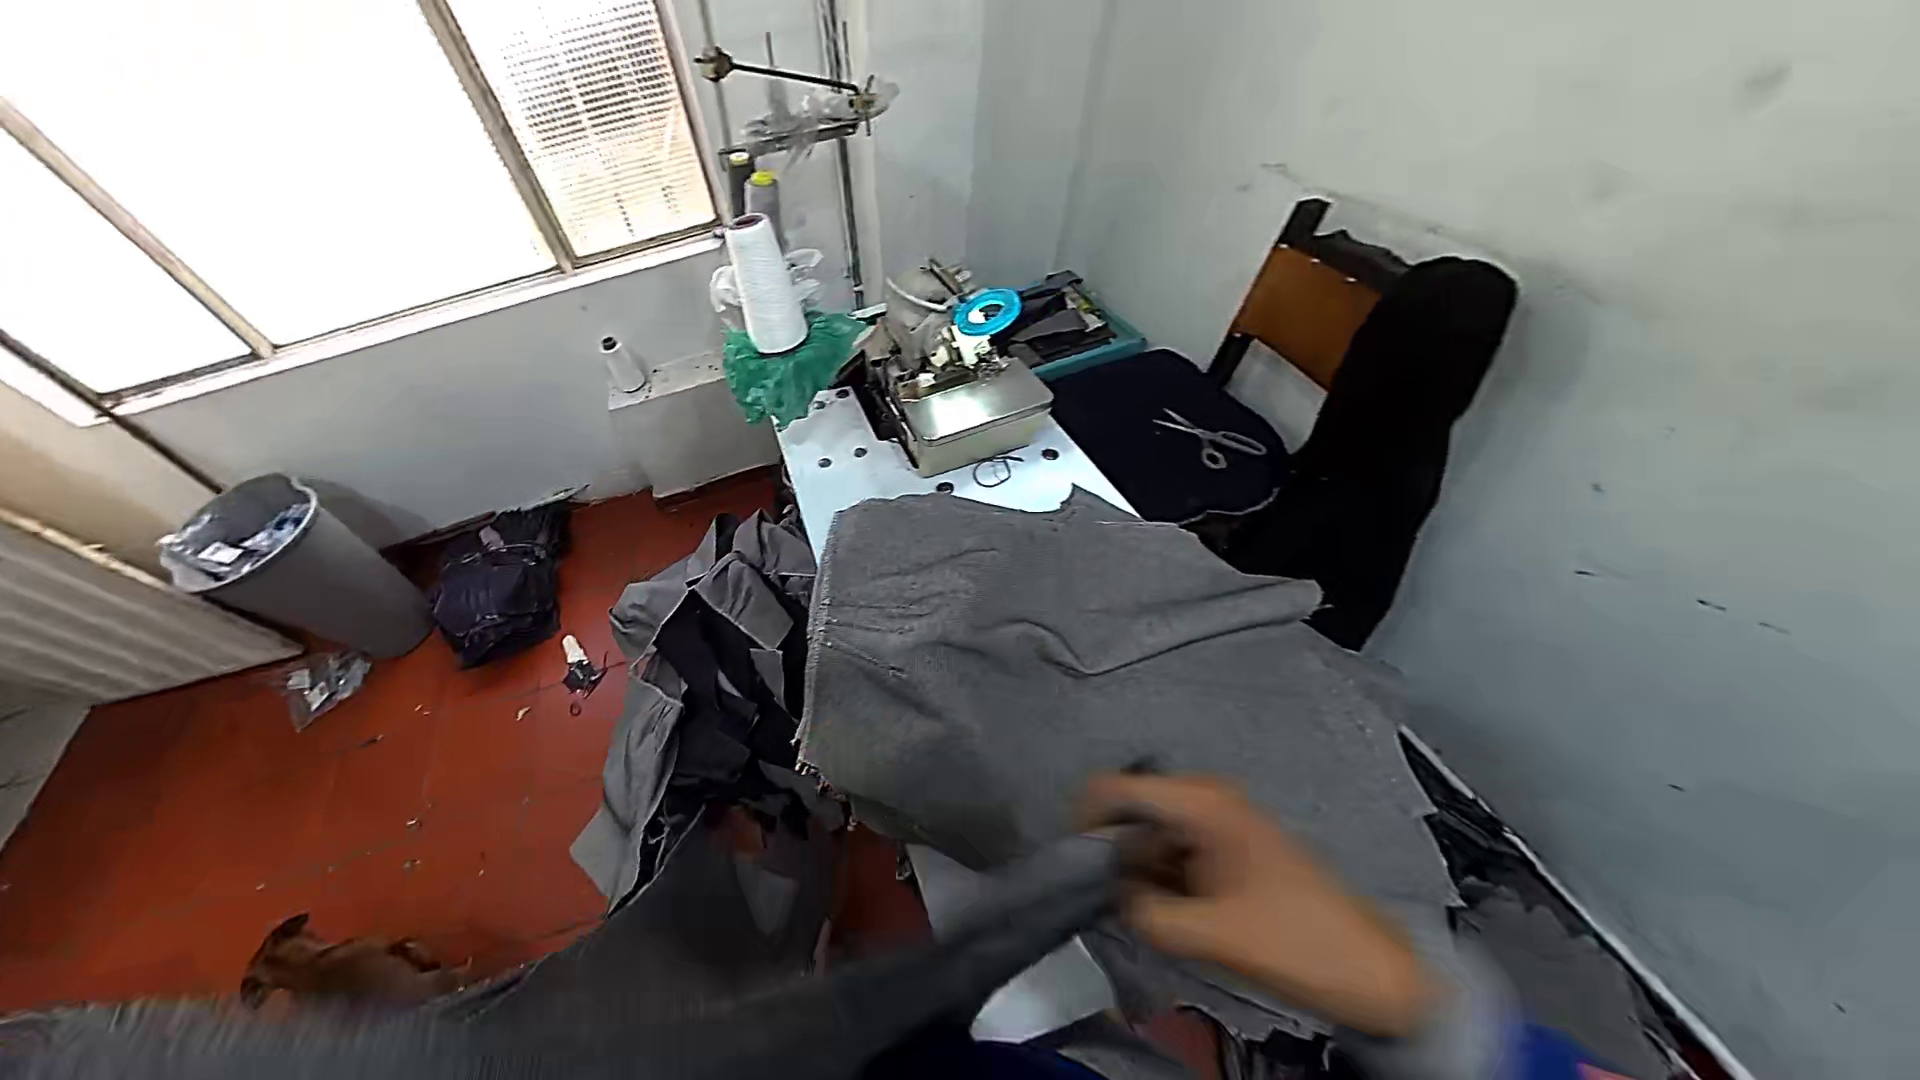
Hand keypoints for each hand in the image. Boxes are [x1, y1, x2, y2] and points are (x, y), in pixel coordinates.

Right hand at [1084, 773, 1435, 1037]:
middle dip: (1115, 853)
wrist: (1374, 969)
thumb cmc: (1295, 941)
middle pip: (1132, 809)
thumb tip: (1111, 896)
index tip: (1075, 863)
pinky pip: (1174, 846)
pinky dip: (1162, 873)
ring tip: (1148, 913)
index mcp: (1201, 801)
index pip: (1115, 787)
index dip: (1086, 820)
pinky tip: (1173, 910)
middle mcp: (1206, 795)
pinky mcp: (1227, 840)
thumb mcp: (1213, 935)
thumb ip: (1146, 913)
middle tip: (1115, 900)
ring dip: (1140, 868)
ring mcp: (1218, 817)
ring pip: (1151, 831)